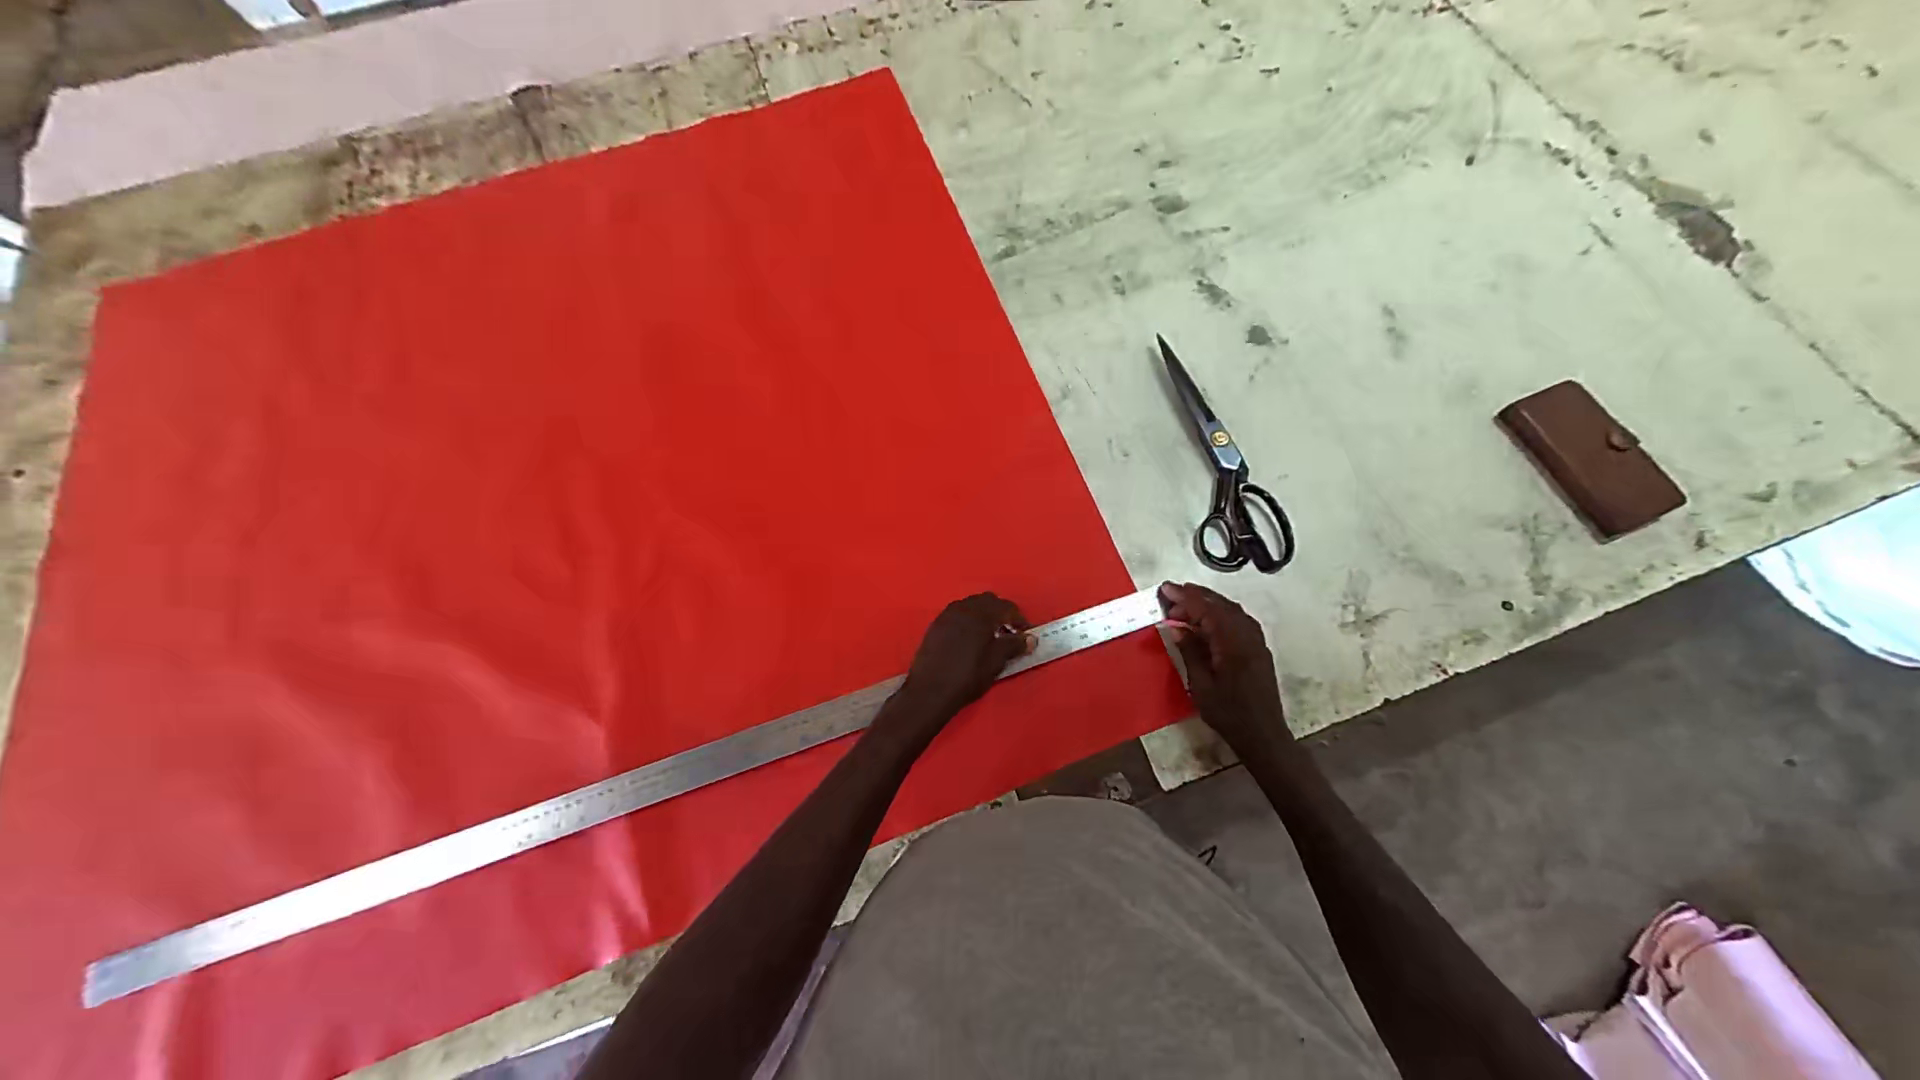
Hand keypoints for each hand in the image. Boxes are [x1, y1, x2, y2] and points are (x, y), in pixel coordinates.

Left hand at [897, 593, 1033, 719]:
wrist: (930, 691)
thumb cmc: (968, 676)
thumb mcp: (996, 661)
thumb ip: (1014, 645)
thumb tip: (1030, 639)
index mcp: (980, 613)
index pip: (1006, 607)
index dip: (1019, 620)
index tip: (1025, 635)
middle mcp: (962, 608)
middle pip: (987, 602)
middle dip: (1001, 614)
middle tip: (1009, 633)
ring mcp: (946, 616)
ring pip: (971, 607)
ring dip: (984, 616)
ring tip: (990, 637)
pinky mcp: (935, 626)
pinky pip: (957, 616)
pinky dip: (969, 622)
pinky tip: (970, 641)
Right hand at [1159, 582, 1287, 747]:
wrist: (1263, 735)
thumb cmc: (1228, 713)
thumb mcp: (1201, 684)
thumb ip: (1190, 652)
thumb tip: (1177, 628)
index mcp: (1233, 643)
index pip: (1207, 610)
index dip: (1185, 597)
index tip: (1165, 589)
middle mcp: (1248, 636)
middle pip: (1221, 605)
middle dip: (1195, 597)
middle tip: (1171, 598)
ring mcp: (1256, 641)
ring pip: (1231, 611)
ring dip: (1208, 605)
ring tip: (1184, 607)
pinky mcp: (1258, 649)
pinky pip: (1238, 621)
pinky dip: (1220, 615)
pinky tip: (1206, 622)